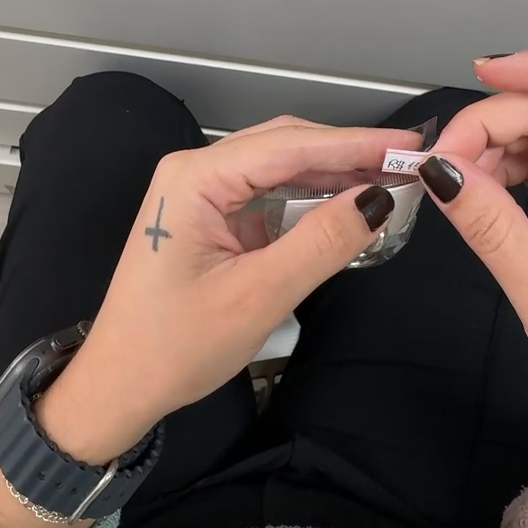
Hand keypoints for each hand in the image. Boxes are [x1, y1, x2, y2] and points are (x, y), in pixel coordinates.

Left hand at [0, 116, 416, 527]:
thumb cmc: (177, 346)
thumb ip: (322, 242)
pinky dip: (305, 194)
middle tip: (406, 161)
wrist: (117, 384)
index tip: (410, 143)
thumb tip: (380, 198)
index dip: (354, 142)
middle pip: (282, 145)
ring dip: (329, 171)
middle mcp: (194, 170)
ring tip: (386, 177)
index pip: (289, 146)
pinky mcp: (205, 213)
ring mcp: (197, 190)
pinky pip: (264, 191)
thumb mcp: (259, 296)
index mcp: (195, 178)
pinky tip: (342, 200)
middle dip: (345, 151)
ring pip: (275, 165)